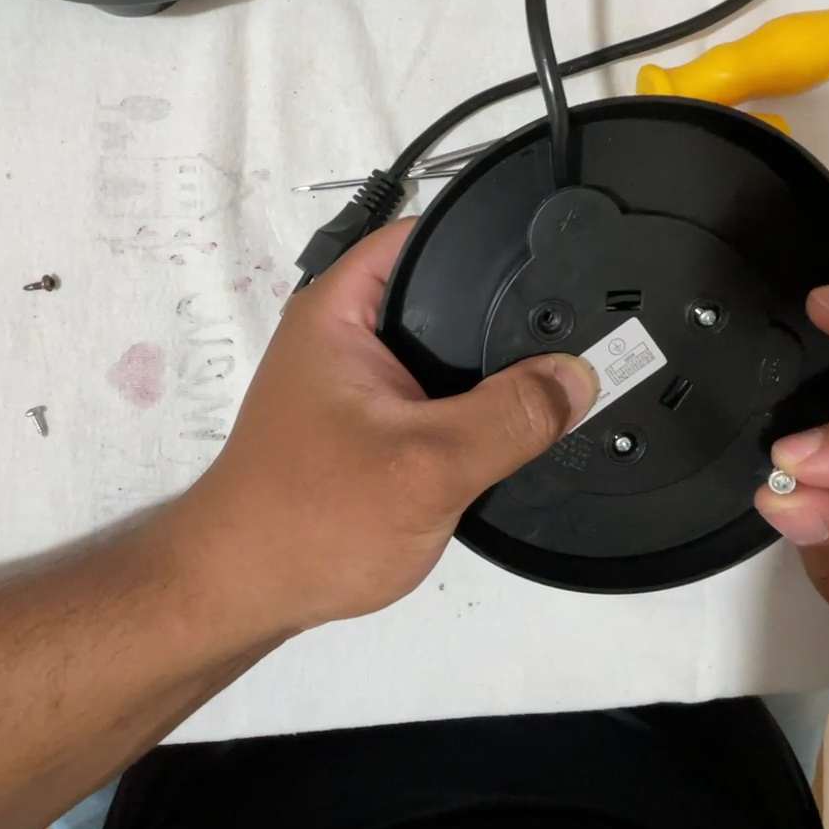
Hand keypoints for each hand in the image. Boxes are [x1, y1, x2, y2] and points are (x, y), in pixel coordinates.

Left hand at [166, 219, 597, 634]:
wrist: (250, 590)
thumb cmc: (313, 520)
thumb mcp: (427, 465)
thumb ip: (509, 418)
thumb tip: (579, 377)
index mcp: (339, 310)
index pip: (426, 237)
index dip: (493, 237)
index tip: (559, 257)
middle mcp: (344, 333)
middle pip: (442, 293)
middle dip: (504, 307)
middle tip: (578, 321)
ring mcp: (355, 379)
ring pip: (441, 350)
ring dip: (487, 363)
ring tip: (559, 367)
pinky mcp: (366, 420)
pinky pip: (434, 392)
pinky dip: (470, 401)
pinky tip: (514, 418)